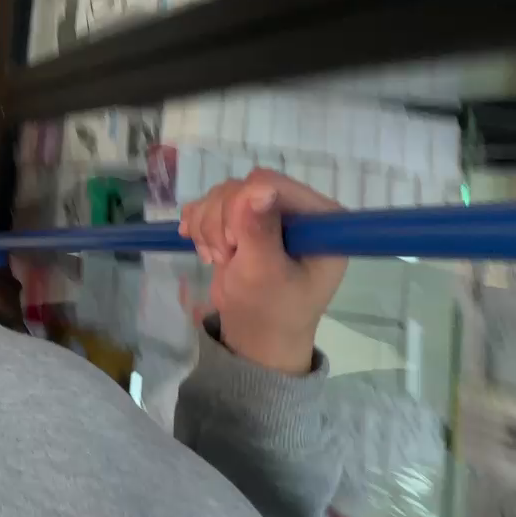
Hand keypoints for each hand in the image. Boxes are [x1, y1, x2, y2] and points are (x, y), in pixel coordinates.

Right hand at [178, 168, 345, 374]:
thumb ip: (259, 230)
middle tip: (225, 256)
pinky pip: (206, 204)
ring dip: (206, 226)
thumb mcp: (264, 272)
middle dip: (219, 222)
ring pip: (219, 195)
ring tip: (216, 257)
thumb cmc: (271, 308)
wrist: (254, 332)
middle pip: (239, 188)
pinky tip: (202, 247)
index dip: (241, 208)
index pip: (270, 184)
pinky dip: (196, 224)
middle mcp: (295, 209)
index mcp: (319, 218)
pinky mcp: (240, 221)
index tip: (235, 244)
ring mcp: (265, 214)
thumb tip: (258, 188)